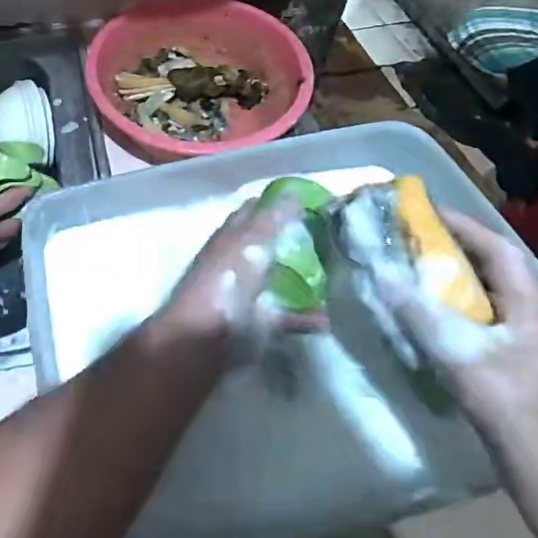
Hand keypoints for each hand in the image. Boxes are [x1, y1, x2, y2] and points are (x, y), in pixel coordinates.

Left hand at [153, 196, 324, 354]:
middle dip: (295, 240)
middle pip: (269, 244)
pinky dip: (307, 317)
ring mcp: (247, 294)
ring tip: (336, 271)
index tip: (310, 201)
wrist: (201, 344)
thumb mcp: (248, 243)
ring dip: (304, 278)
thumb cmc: (223, 283)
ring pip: (278, 279)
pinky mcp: (257, 325)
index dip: (278, 203)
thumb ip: (271, 220)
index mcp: (230, 237)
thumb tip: (294, 193)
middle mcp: (238, 261)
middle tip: (328, 234)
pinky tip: (328, 318)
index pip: (255, 210)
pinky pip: (288, 317)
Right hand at [377, 211, 537, 437]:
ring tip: (426, 281)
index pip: (500, 249)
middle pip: (501, 272)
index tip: (429, 215)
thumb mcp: (461, 359)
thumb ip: (421, 315)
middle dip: (460, 255)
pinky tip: (445, 330)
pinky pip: (499, 327)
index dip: (465, 227)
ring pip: (500, 302)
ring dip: (465, 287)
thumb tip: (383, 275)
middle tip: (419, 247)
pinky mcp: (535, 372)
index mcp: (534, 307)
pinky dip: (470, 317)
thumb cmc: (514, 411)